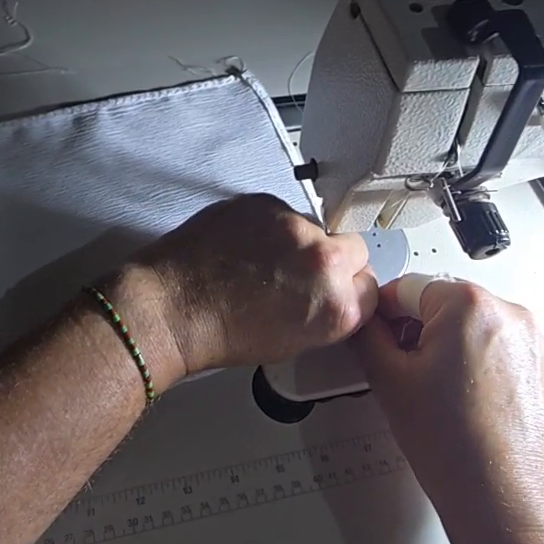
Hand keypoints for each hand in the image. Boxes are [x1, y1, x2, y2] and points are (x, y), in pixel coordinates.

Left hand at [110, 194, 378, 383]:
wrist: (173, 307)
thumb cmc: (223, 333)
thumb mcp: (294, 341)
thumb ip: (326, 312)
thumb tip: (334, 293)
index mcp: (337, 306)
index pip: (371, 285)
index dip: (350, 288)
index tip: (334, 287)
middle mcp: (323, 260)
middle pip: (353, 247)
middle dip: (333, 258)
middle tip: (300, 271)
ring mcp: (293, 225)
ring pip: (313, 226)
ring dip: (297, 239)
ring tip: (262, 259)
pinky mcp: (264, 202)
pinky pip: (280, 211)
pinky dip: (267, 224)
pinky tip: (244, 244)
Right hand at [353, 278, 543, 543]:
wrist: (509, 506)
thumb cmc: (458, 452)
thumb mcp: (388, 380)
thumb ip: (368, 333)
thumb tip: (365, 319)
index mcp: (468, 305)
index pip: (409, 288)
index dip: (386, 312)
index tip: (382, 333)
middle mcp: (511, 315)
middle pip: (448, 305)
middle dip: (425, 331)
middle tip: (413, 372)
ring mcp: (539, 344)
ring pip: (481, 328)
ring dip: (460, 348)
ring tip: (448, 395)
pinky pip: (511, 353)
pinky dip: (492, 368)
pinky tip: (477, 404)